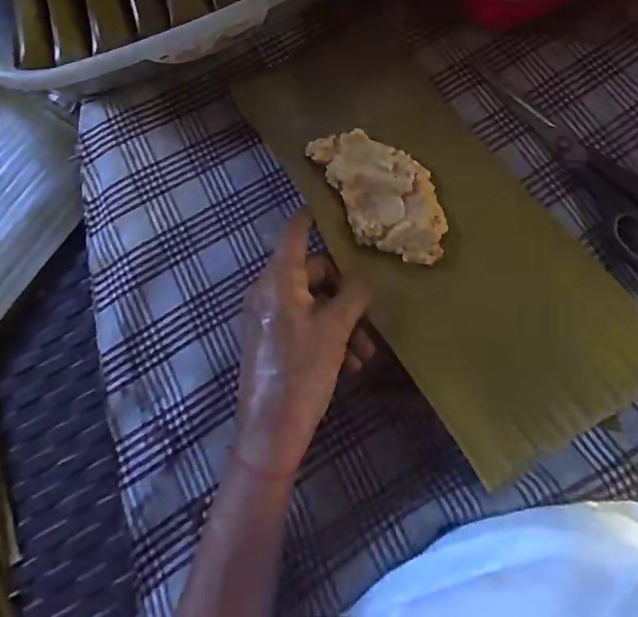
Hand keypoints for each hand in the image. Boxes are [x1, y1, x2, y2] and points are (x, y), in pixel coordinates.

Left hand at [233, 210, 374, 476]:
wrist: (270, 431)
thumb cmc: (302, 372)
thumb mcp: (335, 331)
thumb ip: (352, 296)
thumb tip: (362, 277)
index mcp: (278, 280)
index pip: (293, 232)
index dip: (311, 215)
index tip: (333, 206)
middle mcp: (267, 291)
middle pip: (311, 271)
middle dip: (344, 292)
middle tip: (369, 315)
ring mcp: (267, 316)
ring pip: (313, 301)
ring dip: (342, 321)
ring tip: (365, 353)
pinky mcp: (270, 339)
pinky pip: (304, 322)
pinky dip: (328, 335)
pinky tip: (350, 364)